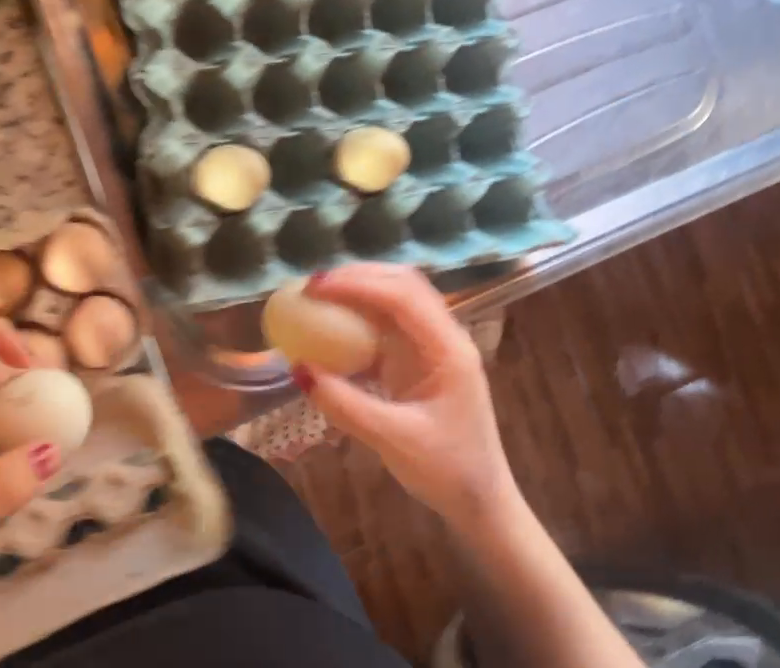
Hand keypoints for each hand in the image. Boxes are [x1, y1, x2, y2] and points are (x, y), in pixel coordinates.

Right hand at [293, 264, 516, 528]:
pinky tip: (330, 326)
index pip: (403, 297)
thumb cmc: (448, 471)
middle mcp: (444, 338)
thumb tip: (299, 368)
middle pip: (402, 284)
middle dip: (356, 276)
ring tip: (316, 296)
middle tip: (310, 285)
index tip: (314, 287)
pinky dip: (357, 318)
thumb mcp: (393, 441)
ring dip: (357, 291)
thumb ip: (345, 404)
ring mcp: (432, 347)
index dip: (357, 284)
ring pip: (394, 299)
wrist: (481, 503)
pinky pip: (386, 325)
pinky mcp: (419, 360)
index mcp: (449, 351)